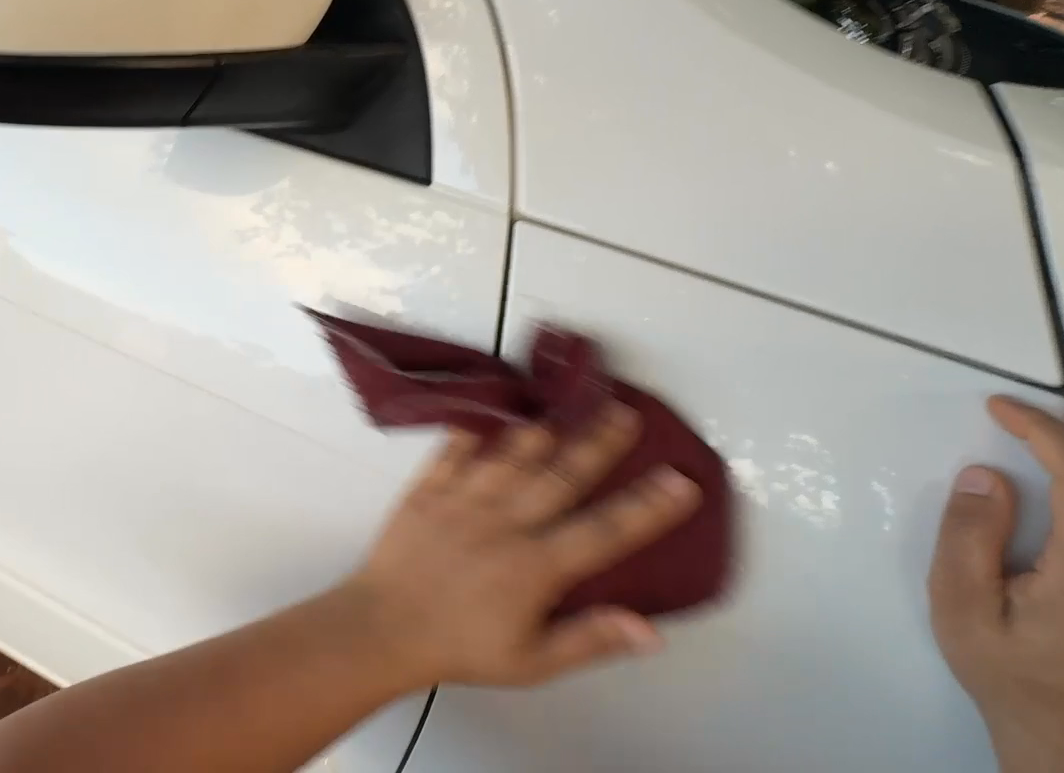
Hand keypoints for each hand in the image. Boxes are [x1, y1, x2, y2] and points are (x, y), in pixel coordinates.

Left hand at [333, 405, 701, 689]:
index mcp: (535, 566)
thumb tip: (652, 630)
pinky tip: (488, 406)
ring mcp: (461, 499)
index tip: (679, 479)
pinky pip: (452, 449)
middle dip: (597, 443)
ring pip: (508, 455)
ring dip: (541, 428)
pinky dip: (471, 427)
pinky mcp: (426, 488)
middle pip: (560, 476)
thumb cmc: (461, 647)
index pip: (603, 531)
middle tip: (625, 412)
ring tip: (565, 401)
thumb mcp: (531, 662)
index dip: (646, 507)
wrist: (383, 627)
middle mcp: (503, 523)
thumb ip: (590, 640)